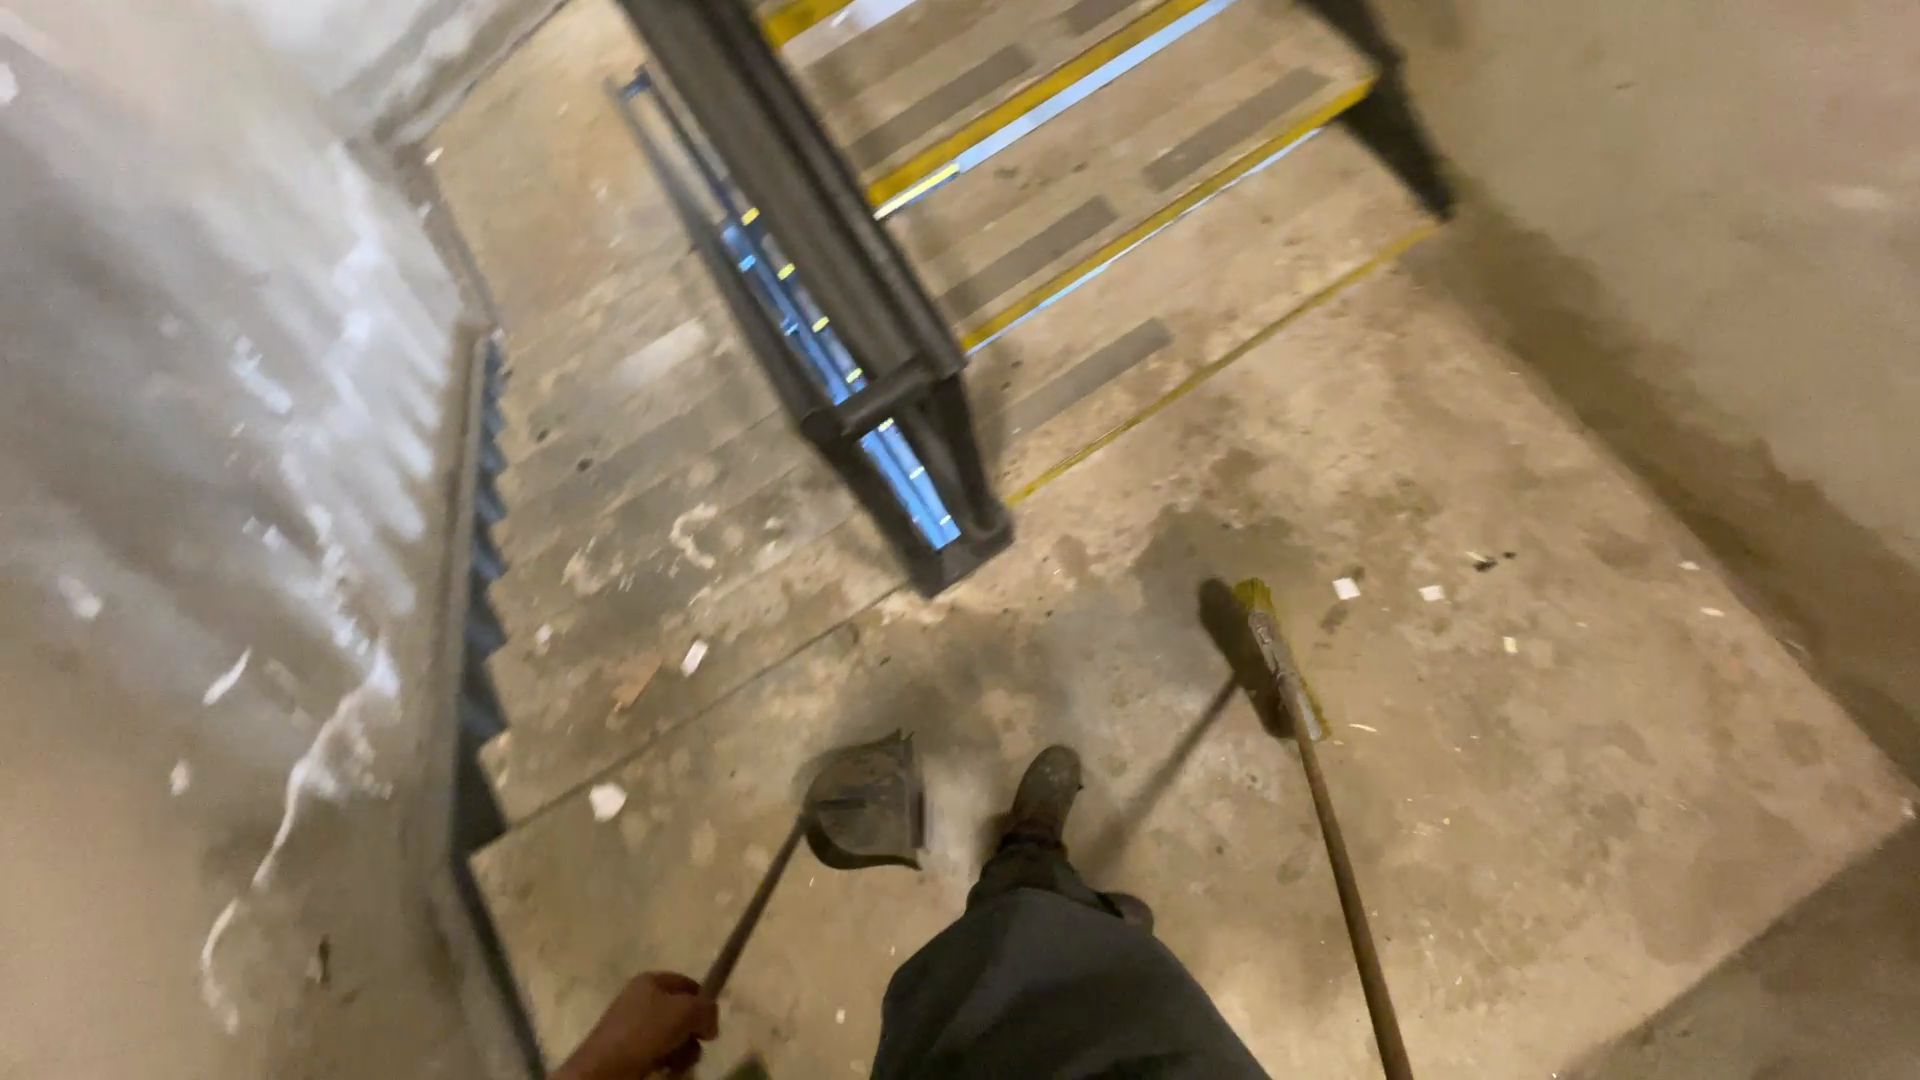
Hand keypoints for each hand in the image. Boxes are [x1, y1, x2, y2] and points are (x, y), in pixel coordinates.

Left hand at [553, 971, 719, 1079]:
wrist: (600, 1074)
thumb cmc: (644, 1032)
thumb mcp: (685, 1011)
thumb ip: (707, 1010)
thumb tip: (710, 1025)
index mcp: (650, 981)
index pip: (687, 984)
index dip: (703, 1001)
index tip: (709, 1024)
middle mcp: (640, 1001)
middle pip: (681, 1015)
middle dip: (691, 1033)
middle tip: (691, 1046)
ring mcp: (632, 1030)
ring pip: (671, 1039)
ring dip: (681, 1054)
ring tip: (676, 1066)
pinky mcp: (626, 1056)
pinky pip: (656, 1057)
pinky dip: (666, 1067)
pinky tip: (665, 1074)